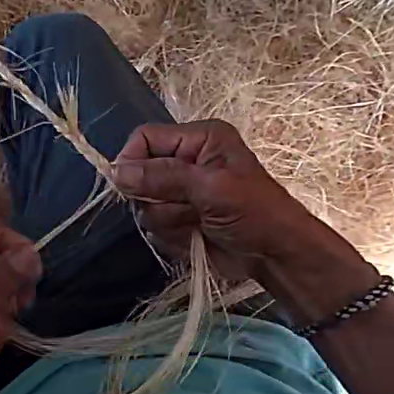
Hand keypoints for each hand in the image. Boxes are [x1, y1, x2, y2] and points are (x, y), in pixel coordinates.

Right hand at [113, 120, 375, 318]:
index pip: (145, 138)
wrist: (276, 255)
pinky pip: (153, 228)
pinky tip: (196, 236)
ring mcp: (179, 193)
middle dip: (160, 199)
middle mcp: (185, 162)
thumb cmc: (255, 212)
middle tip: (191, 208)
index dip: (132, 161)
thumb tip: (117, 171)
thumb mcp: (211, 187)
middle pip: (139, 176)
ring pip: (144, 207)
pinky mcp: (177, 221)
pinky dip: (172, 236)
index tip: (130, 186)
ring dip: (170, 221)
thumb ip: (163, 176)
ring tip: (200, 223)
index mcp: (198, 140)